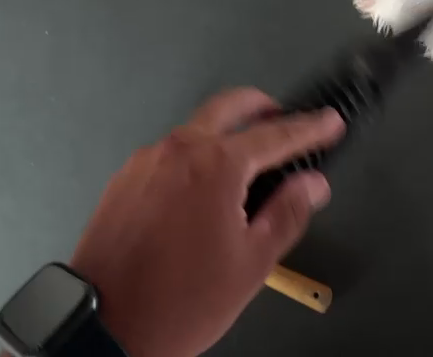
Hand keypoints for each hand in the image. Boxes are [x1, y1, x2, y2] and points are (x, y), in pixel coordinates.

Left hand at [68, 89, 345, 356]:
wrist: (103, 327)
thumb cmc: (180, 301)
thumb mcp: (251, 265)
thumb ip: (287, 213)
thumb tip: (311, 184)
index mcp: (217, 165)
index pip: (277, 135)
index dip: (310, 128)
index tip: (329, 121)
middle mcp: (182, 148)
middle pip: (230, 105)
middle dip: (262, 106)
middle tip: (283, 118)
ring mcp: (149, 158)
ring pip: (197, 126)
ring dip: (225, 131)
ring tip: (244, 162)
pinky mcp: (126, 175)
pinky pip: (170, 152)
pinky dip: (194, 156)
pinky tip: (201, 189)